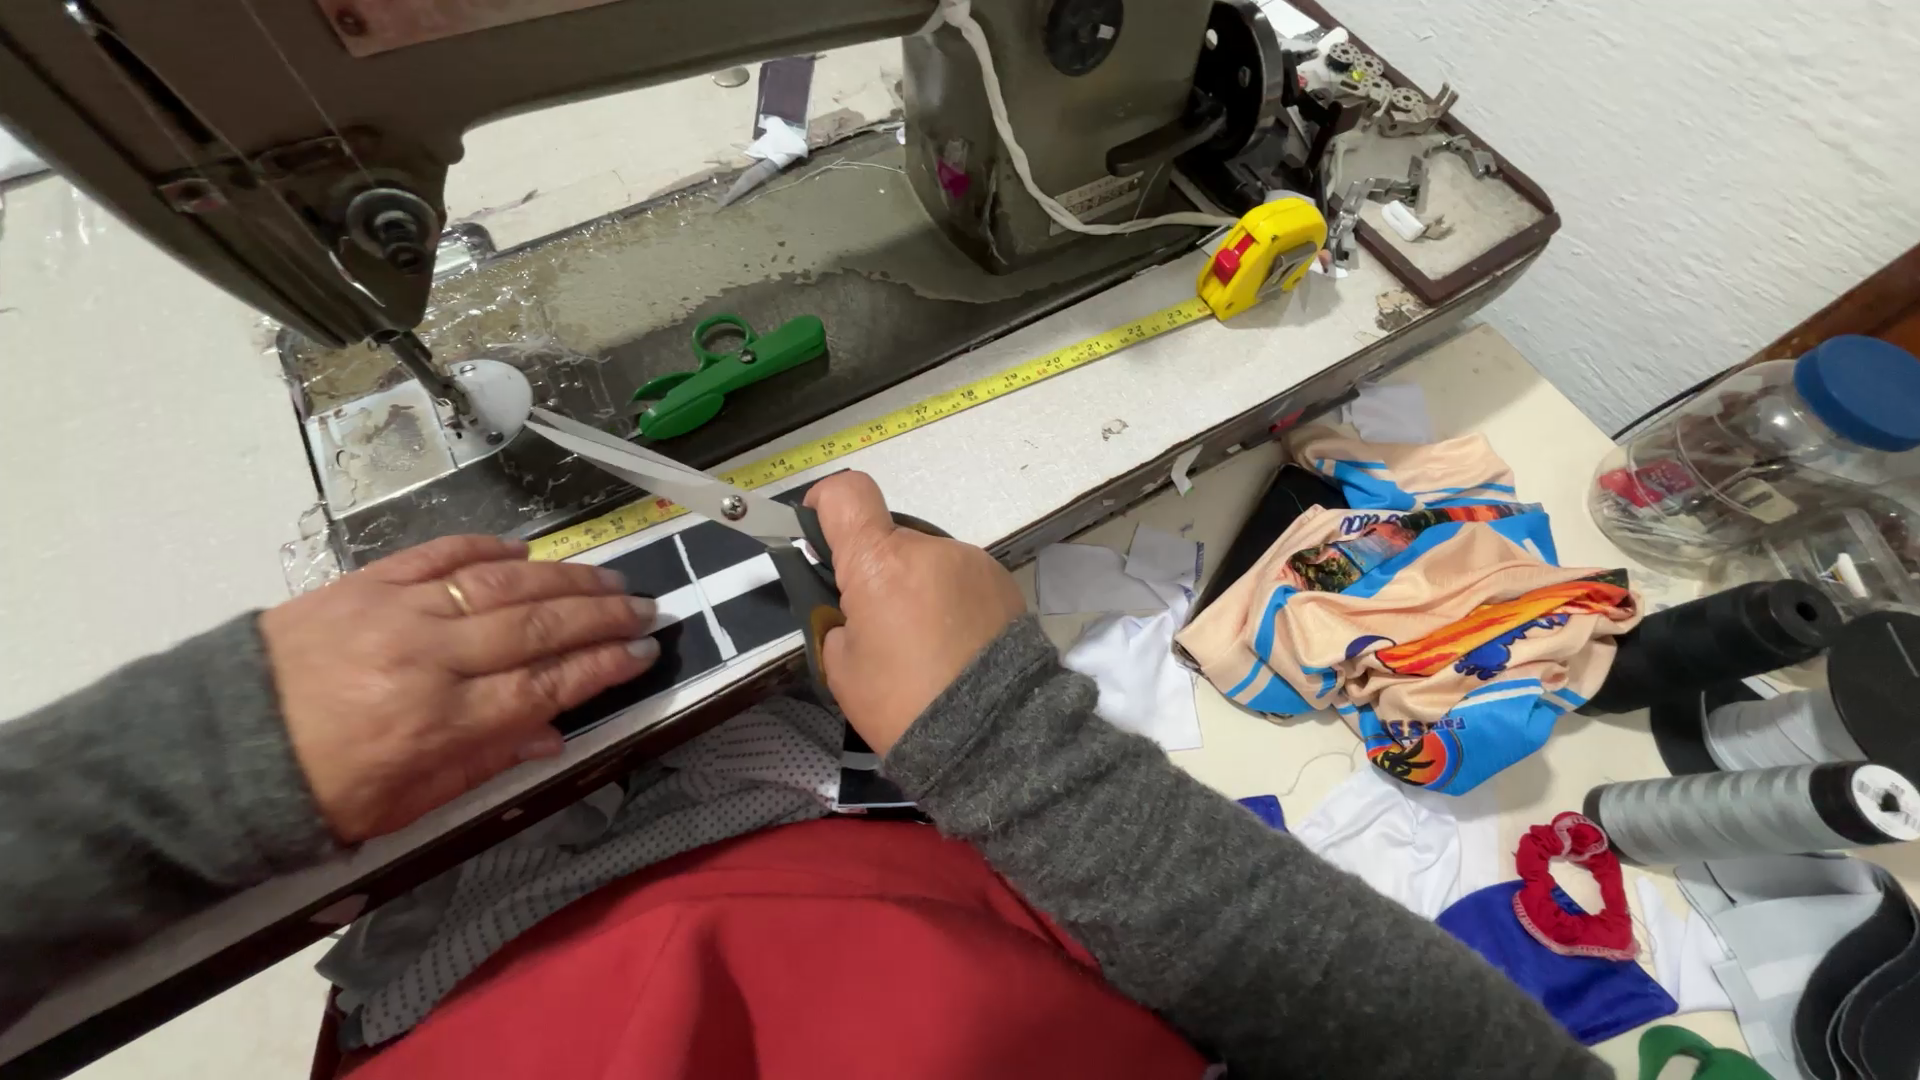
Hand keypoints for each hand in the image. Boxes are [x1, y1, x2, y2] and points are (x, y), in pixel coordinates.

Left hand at [260, 536, 657, 843]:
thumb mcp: (409, 804)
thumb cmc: (317, 793)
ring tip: (610, 577)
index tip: (643, 652)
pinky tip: (527, 551)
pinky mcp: (363, 583)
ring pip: (505, 585)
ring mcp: (396, 612)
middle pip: (539, 626)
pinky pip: (440, 554)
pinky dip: (489, 548)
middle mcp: (428, 659)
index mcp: (440, 724)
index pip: (548, 684)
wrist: (199, 757)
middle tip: (646, 607)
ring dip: (567, 578)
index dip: (604, 666)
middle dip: (604, 615)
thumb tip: (554, 734)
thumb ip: (487, 762)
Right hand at [805, 472, 1024, 755]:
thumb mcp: (842, 668)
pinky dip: (950, 601)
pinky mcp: (1004, 582)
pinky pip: (961, 579)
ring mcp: (973, 562)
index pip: (847, 492)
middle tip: (880, 626)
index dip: (826, 504)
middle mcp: (930, 547)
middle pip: (889, 537)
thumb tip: (857, 606)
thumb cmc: (904, 704)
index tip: (821, 537)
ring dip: (917, 587)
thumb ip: (841, 619)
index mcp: (880, 561)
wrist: (994, 735)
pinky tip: (958, 647)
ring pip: (927, 561)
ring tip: (927, 646)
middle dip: (877, 570)